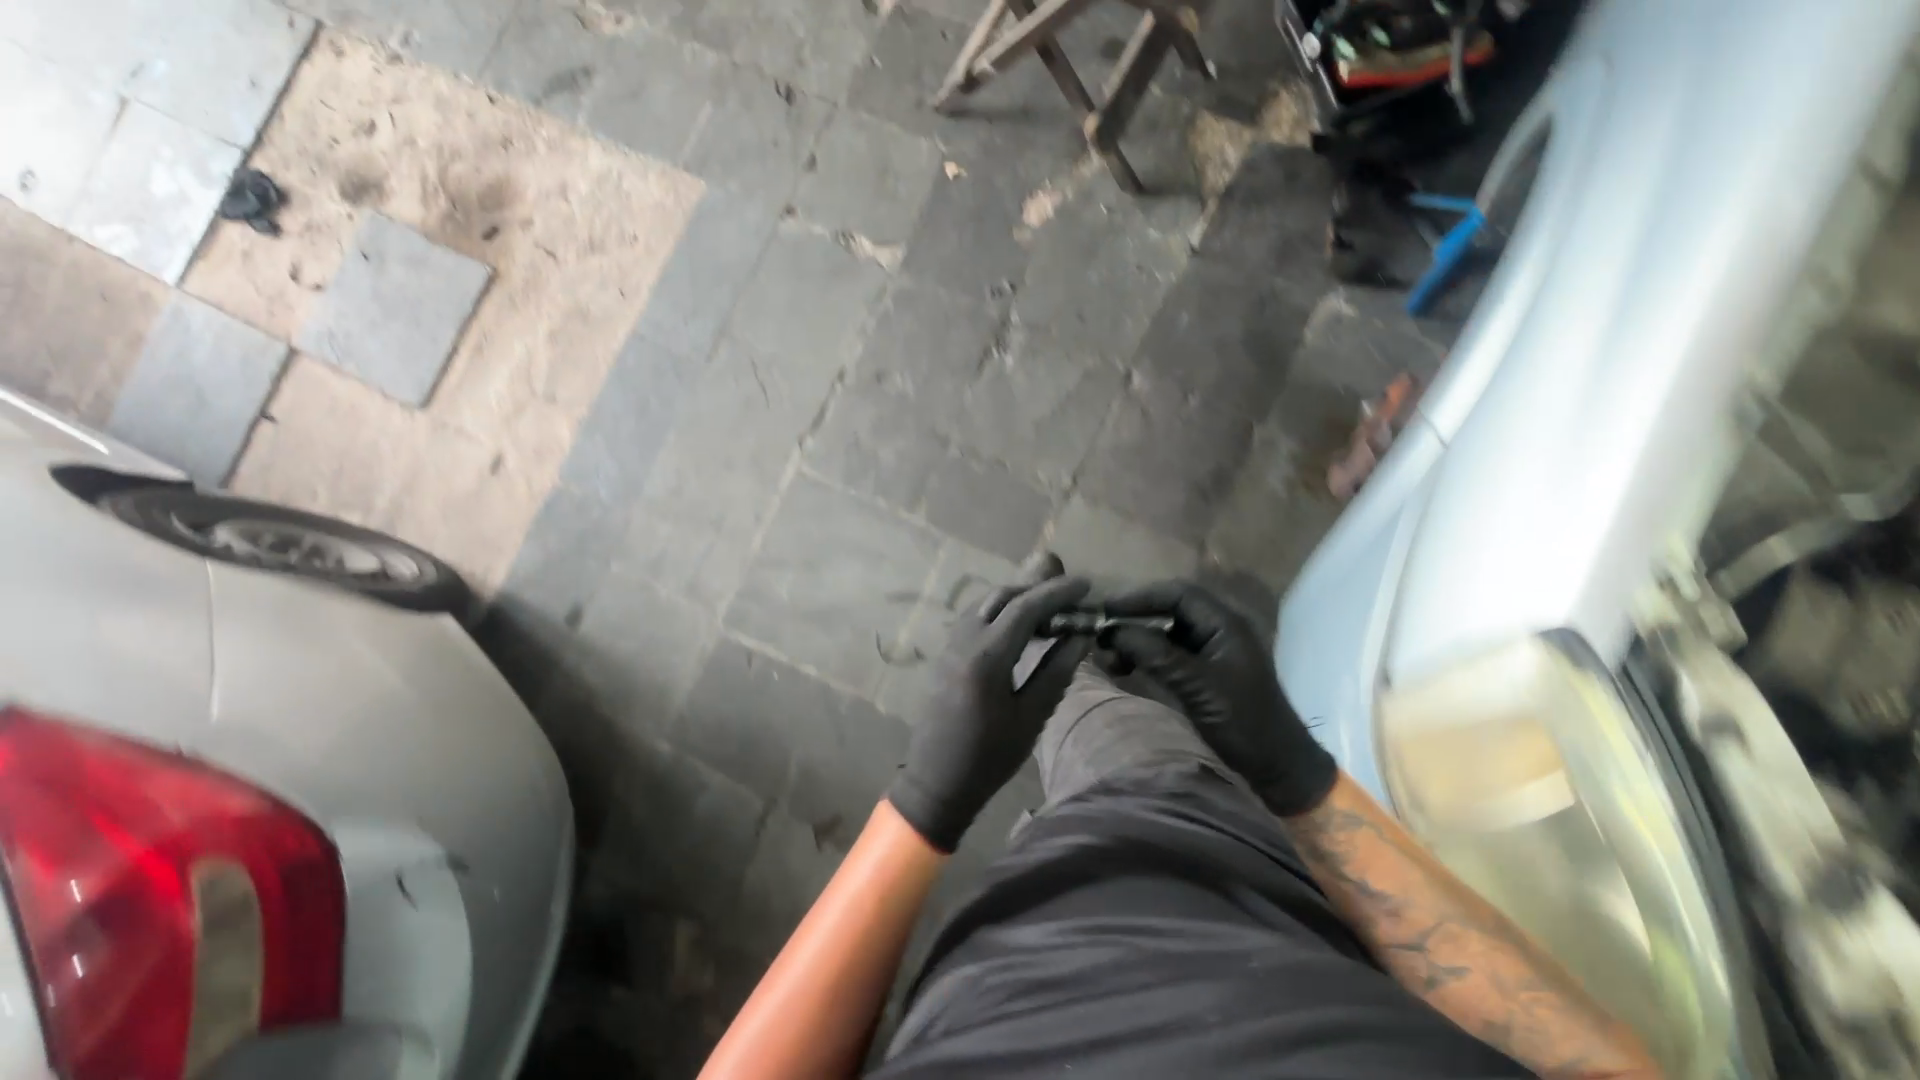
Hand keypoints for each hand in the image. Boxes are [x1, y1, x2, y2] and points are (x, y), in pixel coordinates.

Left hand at [887, 555, 1094, 851]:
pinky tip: (1019, 629)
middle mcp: (964, 641)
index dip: (1057, 593)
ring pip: (985, 603)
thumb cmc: (990, 756)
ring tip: (1049, 611)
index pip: (1025, 607)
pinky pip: (973, 618)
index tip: (1086, 585)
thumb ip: (1056, 671)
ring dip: (1017, 599)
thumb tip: (1081, 636)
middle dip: (1037, 590)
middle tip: (1070, 597)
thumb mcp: (1031, 717)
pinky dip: (999, 612)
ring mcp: (949, 645)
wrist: (937, 780)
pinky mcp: (944, 655)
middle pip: (1002, 596)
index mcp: (986, 657)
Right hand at [1102, 582, 1335, 814]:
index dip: (1141, 597)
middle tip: (1102, 632)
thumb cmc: (1243, 722)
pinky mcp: (1203, 675)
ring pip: (1165, 634)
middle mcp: (1218, 631)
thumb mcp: (1197, 686)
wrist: (1276, 765)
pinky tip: (1124, 669)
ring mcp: (1211, 653)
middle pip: (1169, 610)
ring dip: (1136, 641)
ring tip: (1109, 657)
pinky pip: (1168, 656)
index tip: (1108, 609)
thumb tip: (1113, 631)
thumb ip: (1157, 655)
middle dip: (1135, 618)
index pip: (1178, 594)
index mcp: (1225, 624)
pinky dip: (1145, 659)